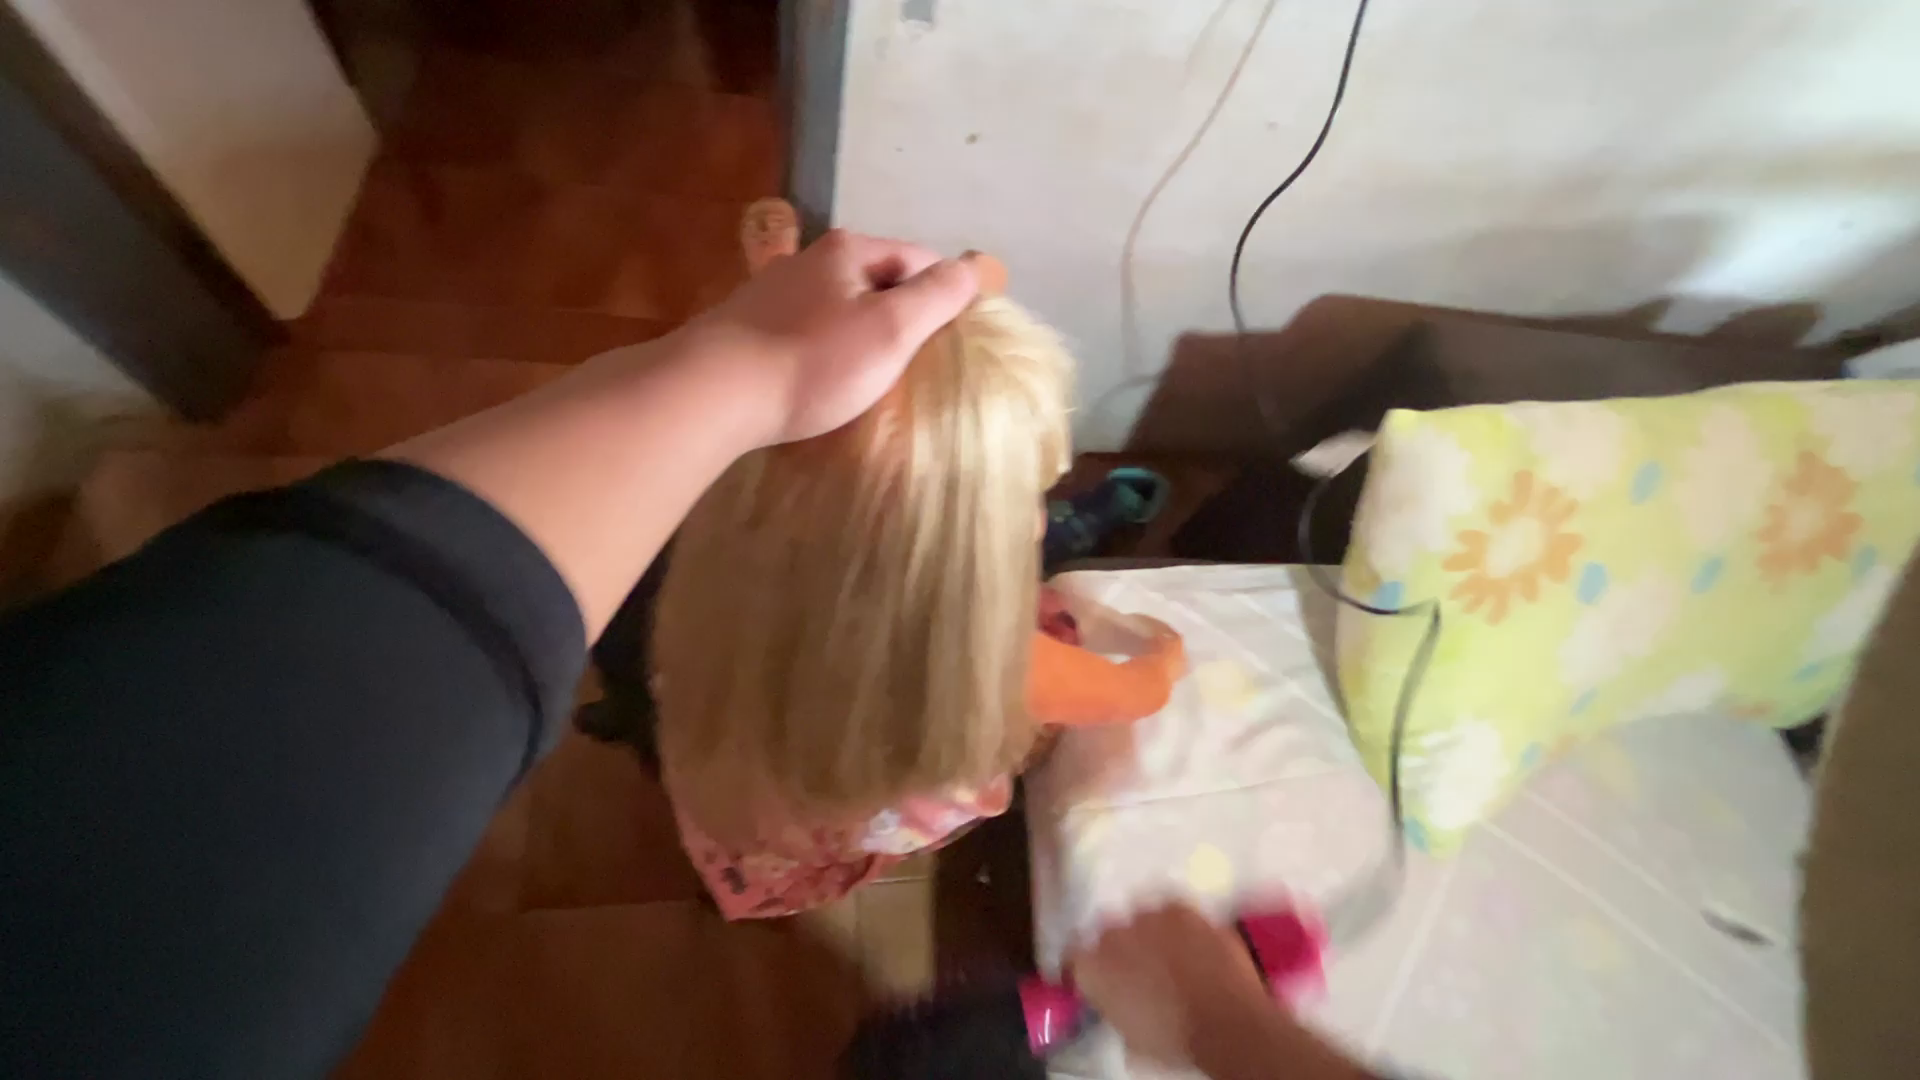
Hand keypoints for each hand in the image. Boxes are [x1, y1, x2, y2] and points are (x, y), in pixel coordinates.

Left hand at [680, 228, 979, 446]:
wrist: (715, 393)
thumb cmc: (814, 362)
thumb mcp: (892, 328)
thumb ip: (938, 296)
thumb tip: (973, 266)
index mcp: (849, 250)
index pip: (918, 260)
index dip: (941, 296)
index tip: (946, 342)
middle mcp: (809, 258)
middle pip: (877, 280)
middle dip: (900, 314)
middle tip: (910, 364)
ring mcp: (774, 291)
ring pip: (840, 305)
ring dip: (860, 332)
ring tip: (867, 376)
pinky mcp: (749, 326)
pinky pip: (807, 329)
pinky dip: (825, 347)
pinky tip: (820, 376)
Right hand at [1070, 903, 1266, 1065]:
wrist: (1226, 1022)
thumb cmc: (1175, 1040)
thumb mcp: (1131, 1038)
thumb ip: (1114, 1010)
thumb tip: (1118, 1008)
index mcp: (1091, 968)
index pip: (1074, 958)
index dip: (1086, 968)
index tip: (1097, 978)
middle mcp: (1112, 933)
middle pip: (1108, 934)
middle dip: (1122, 950)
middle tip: (1141, 974)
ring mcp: (1147, 914)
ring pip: (1140, 919)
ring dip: (1149, 934)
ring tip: (1169, 958)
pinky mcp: (1180, 906)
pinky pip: (1171, 911)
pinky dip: (1177, 925)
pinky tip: (1189, 945)